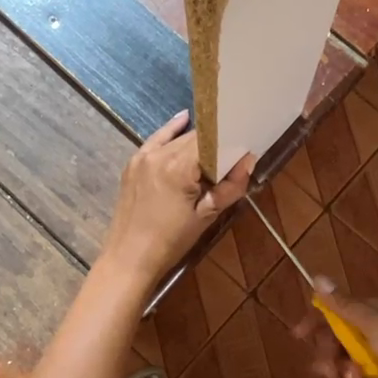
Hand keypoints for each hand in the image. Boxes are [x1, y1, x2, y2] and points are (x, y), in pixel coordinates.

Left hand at [99, 111, 253, 286]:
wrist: (128, 258)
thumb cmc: (170, 241)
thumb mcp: (206, 216)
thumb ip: (230, 187)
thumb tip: (248, 161)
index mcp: (178, 166)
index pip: (211, 140)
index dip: (228, 144)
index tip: (242, 153)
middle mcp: (159, 154)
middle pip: (194, 138)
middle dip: (213, 146)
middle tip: (229, 160)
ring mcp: (143, 157)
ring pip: (177, 140)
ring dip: (195, 144)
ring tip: (212, 153)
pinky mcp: (133, 164)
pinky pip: (156, 140)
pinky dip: (171, 131)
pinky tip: (184, 119)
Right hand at [295, 282, 377, 377]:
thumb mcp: (375, 324)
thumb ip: (343, 305)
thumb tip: (316, 276)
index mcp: (374, 313)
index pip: (336, 311)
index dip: (316, 322)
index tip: (298, 335)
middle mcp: (375, 334)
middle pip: (336, 341)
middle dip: (329, 355)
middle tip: (327, 367)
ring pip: (344, 366)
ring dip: (346, 374)